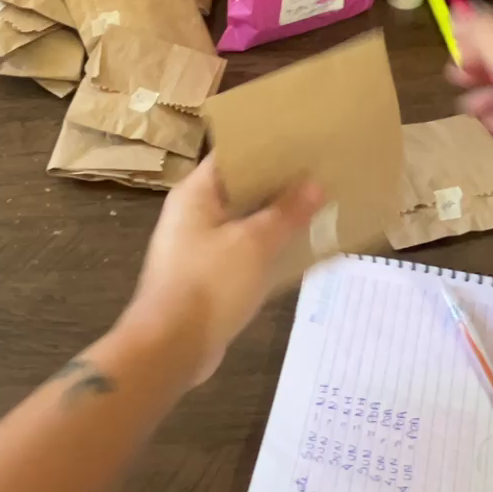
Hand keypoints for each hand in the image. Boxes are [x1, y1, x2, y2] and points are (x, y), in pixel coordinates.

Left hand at [121, 157, 323, 384]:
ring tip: (319, 209)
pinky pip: (244, 256)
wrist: (172, 347)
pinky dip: (268, 252)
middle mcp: (193, 216)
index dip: (268, 148)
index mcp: (195, 195)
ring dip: (276, 221)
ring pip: (245, 225)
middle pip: (240, 191)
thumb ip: (285, 213)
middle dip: (278, 186)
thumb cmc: (208, 284)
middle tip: (320, 175)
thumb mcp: (253, 244)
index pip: (232, 156)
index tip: (304, 144)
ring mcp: (199, 249)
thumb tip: (315, 184)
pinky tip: (301, 253)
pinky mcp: (208, 279)